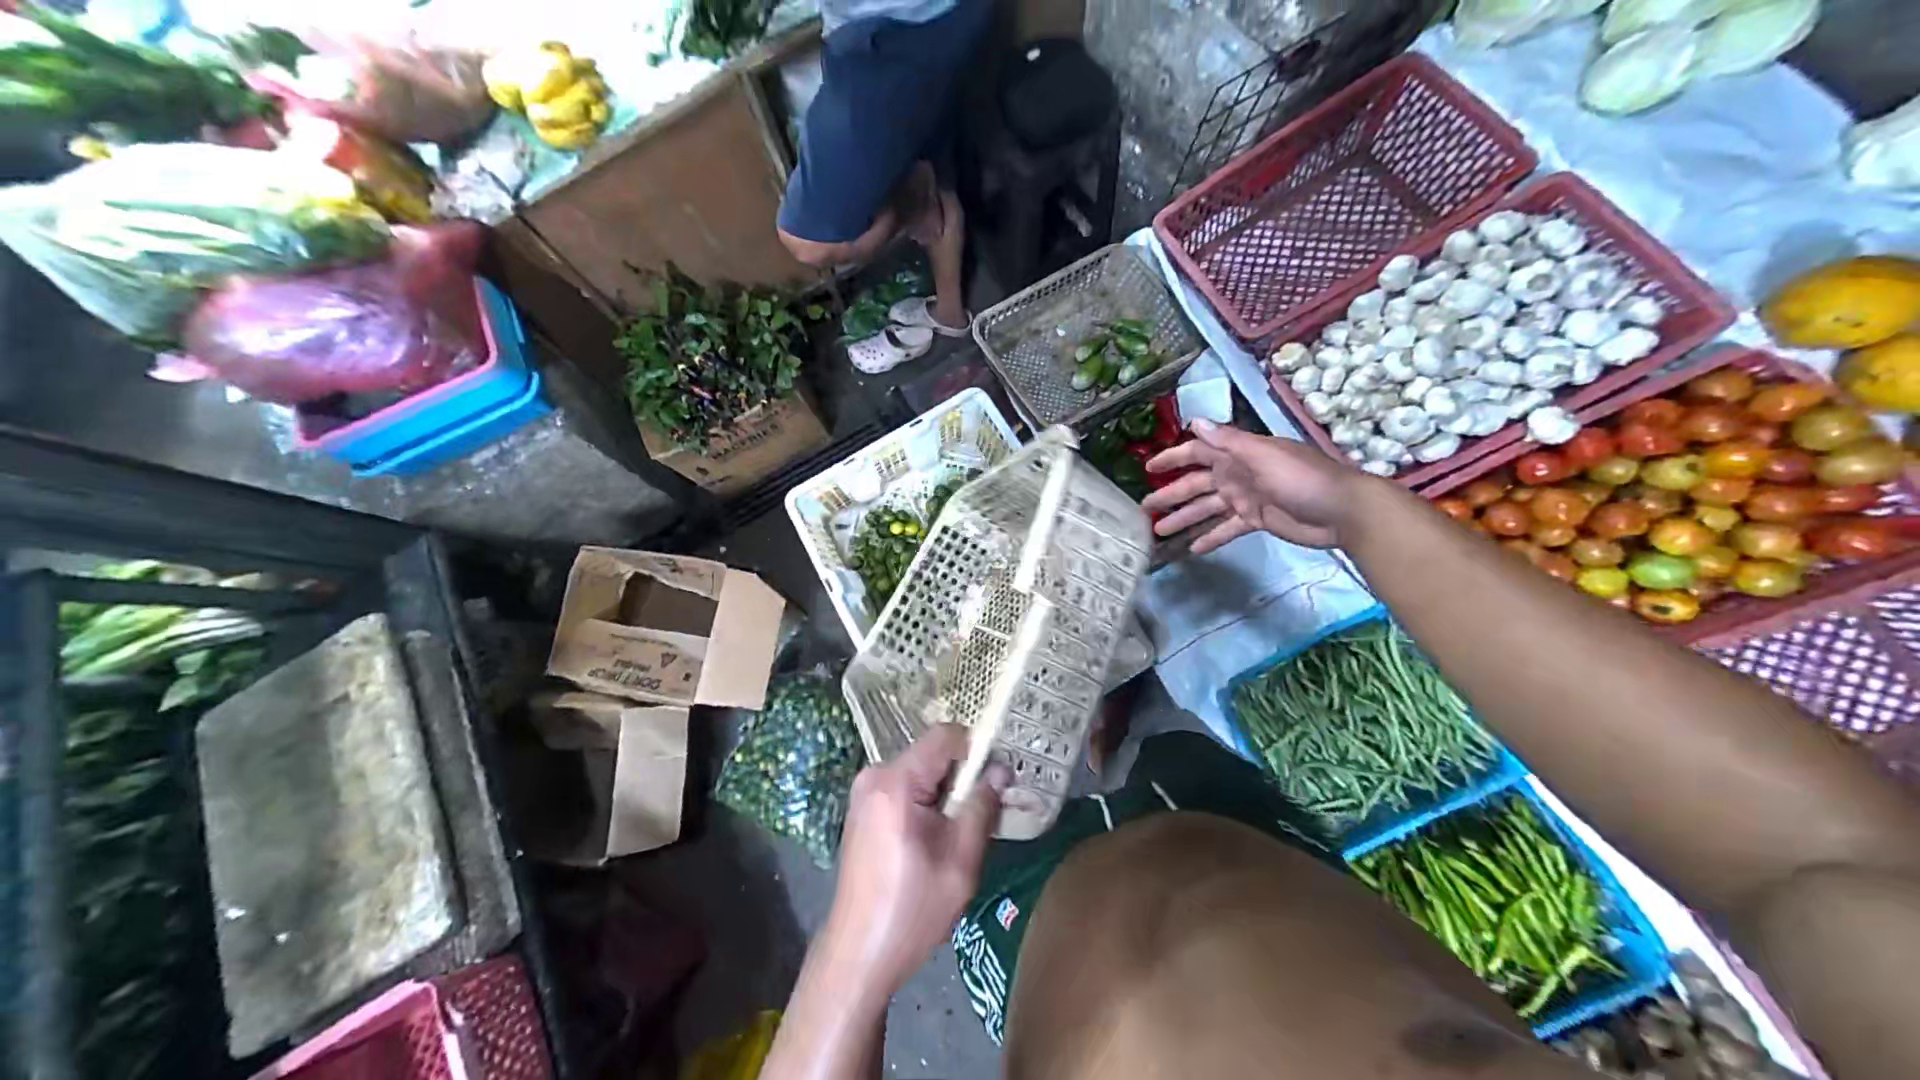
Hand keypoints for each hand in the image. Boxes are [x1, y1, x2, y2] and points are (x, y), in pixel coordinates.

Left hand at [821, 725, 1007, 997]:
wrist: (858, 954)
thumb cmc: (912, 910)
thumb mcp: (961, 860)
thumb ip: (982, 806)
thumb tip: (1001, 769)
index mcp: (896, 781)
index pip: (945, 735)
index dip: (978, 749)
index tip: (998, 778)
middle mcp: (875, 775)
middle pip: (933, 753)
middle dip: (963, 776)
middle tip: (985, 812)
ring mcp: (865, 791)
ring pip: (921, 771)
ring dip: (946, 793)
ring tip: (960, 834)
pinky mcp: (863, 808)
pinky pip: (905, 787)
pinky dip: (927, 802)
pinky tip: (935, 840)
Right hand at [1141, 419, 1362, 553]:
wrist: (1343, 511)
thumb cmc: (1304, 478)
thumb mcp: (1263, 455)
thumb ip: (1228, 441)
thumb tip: (1195, 421)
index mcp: (1238, 455)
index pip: (1197, 453)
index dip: (1173, 458)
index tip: (1149, 467)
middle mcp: (1237, 474)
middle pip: (1195, 485)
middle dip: (1170, 495)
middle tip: (1144, 509)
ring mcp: (1246, 498)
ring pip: (1206, 509)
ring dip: (1183, 518)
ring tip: (1159, 531)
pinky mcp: (1256, 521)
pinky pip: (1226, 529)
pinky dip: (1210, 538)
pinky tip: (1192, 549)